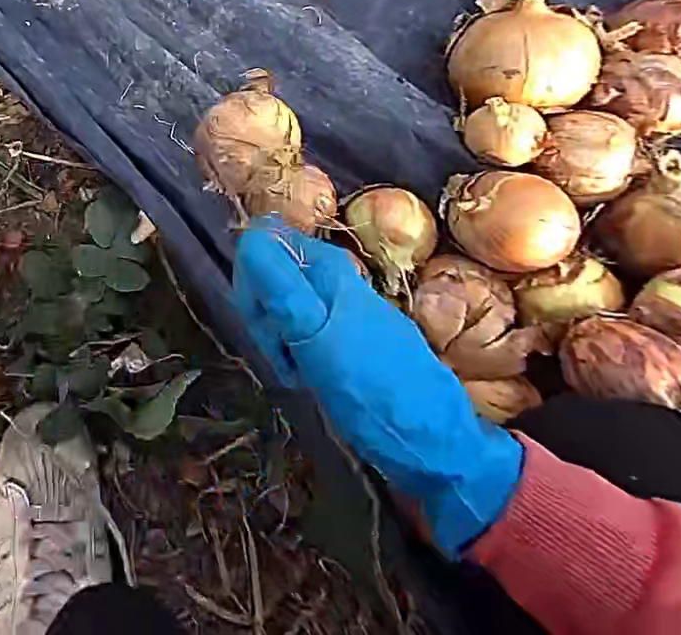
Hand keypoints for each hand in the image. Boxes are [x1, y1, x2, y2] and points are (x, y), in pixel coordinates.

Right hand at [233, 216, 524, 553]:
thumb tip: (248, 238)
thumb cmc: (372, 389)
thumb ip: (281, 288)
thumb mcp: (316, 338)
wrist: (432, 441)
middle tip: (282, 357)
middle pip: (265, 274)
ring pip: (277, 304)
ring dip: (274, 339)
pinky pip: (295, 326)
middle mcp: (331, 273)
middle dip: (262, 316)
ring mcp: (337, 302)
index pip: (259, 246)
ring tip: (297, 372)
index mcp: (324, 264)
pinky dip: (290, 350)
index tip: (266, 327)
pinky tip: (306, 375)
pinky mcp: (341, 328)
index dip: (251, 286)